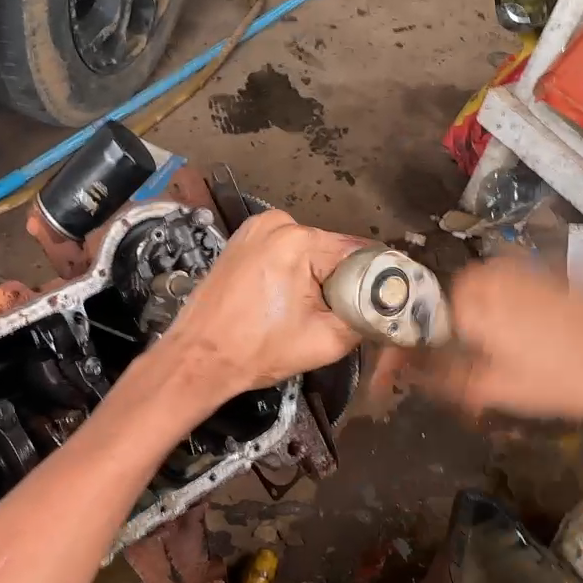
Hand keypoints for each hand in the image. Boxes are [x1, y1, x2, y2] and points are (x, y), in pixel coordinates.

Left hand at [152, 210, 364, 398]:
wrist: (198, 358)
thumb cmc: (256, 351)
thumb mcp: (326, 341)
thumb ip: (364, 318)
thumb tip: (383, 309)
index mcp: (298, 240)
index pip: (356, 254)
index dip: (370, 282)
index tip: (372, 307)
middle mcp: (276, 224)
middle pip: (330, 252)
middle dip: (337, 283)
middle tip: (329, 318)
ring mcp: (253, 230)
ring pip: (306, 254)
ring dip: (312, 281)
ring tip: (300, 314)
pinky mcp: (239, 243)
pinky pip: (281, 255)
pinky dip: (289, 276)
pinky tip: (280, 304)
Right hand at [416, 261, 582, 429]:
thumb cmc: (576, 380)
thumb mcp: (500, 390)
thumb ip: (444, 378)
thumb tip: (403, 375)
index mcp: (471, 298)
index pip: (413, 315)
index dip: (401, 347)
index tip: (392, 374)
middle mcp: (492, 275)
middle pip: (442, 305)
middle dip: (435, 338)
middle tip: (439, 377)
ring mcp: (525, 273)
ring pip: (474, 301)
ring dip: (465, 332)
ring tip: (476, 371)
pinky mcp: (551, 279)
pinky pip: (504, 298)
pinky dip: (495, 323)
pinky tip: (514, 355)